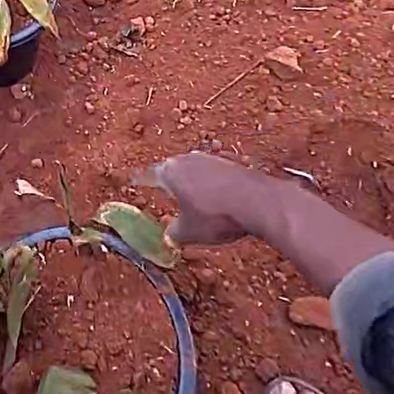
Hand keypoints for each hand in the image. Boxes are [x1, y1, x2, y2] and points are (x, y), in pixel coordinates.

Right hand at [138, 152, 284, 247]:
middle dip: (172, 185)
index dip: (143, 183)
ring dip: (195, 185)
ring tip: (199, 205)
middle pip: (173, 171)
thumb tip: (169, 235)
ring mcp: (211, 158)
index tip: (136, 183)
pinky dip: (214, 186)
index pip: (150, 177)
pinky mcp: (231, 163)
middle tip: (171, 201)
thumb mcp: (189, 232)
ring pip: (196, 171)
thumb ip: (174, 232)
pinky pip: (215, 175)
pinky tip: (221, 202)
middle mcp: (187, 159)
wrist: (257, 202)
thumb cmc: (215, 215)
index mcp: (169, 171)